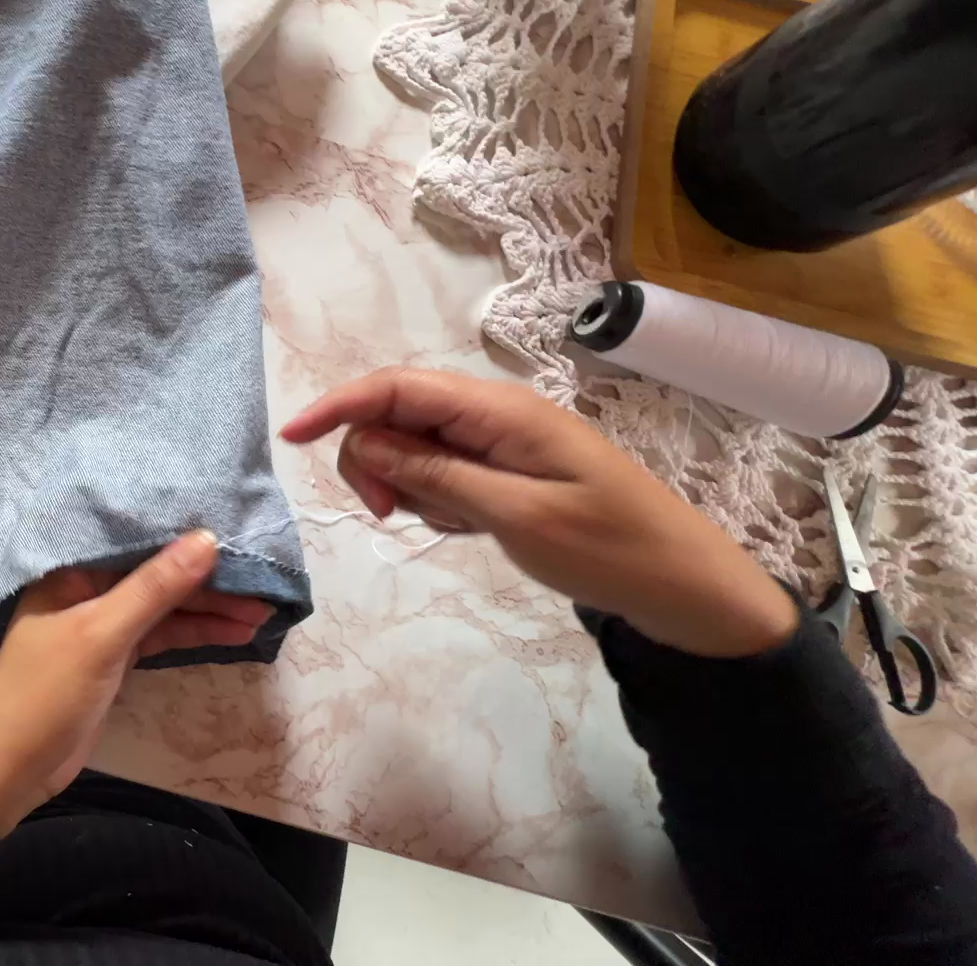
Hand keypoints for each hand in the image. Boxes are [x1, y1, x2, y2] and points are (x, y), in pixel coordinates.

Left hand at [0, 532, 271, 858]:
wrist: (11, 773)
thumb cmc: (45, 694)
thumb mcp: (102, 635)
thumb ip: (154, 587)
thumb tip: (207, 538)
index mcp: (69, 570)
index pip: (135, 541)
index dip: (184, 537)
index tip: (235, 532)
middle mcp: (85, 588)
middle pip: (155, 575)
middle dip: (207, 581)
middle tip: (263, 583)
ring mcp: (102, 624)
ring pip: (164, 607)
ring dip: (209, 610)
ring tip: (263, 611)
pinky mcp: (115, 656)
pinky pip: (161, 634)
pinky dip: (194, 633)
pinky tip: (235, 632)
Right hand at [280, 367, 796, 657]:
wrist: (685, 589)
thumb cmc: (610, 549)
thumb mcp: (516, 515)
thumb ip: (436, 473)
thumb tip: (364, 442)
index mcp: (498, 410)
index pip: (396, 387)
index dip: (337, 405)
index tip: (290, 437)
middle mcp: (489, 414)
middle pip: (393, 415)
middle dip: (373, 460)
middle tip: (391, 514)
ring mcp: (493, 440)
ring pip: (408, 446)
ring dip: (406, 484)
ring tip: (453, 524)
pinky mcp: (496, 466)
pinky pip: (436, 470)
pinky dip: (432, 497)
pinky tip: (467, 523)